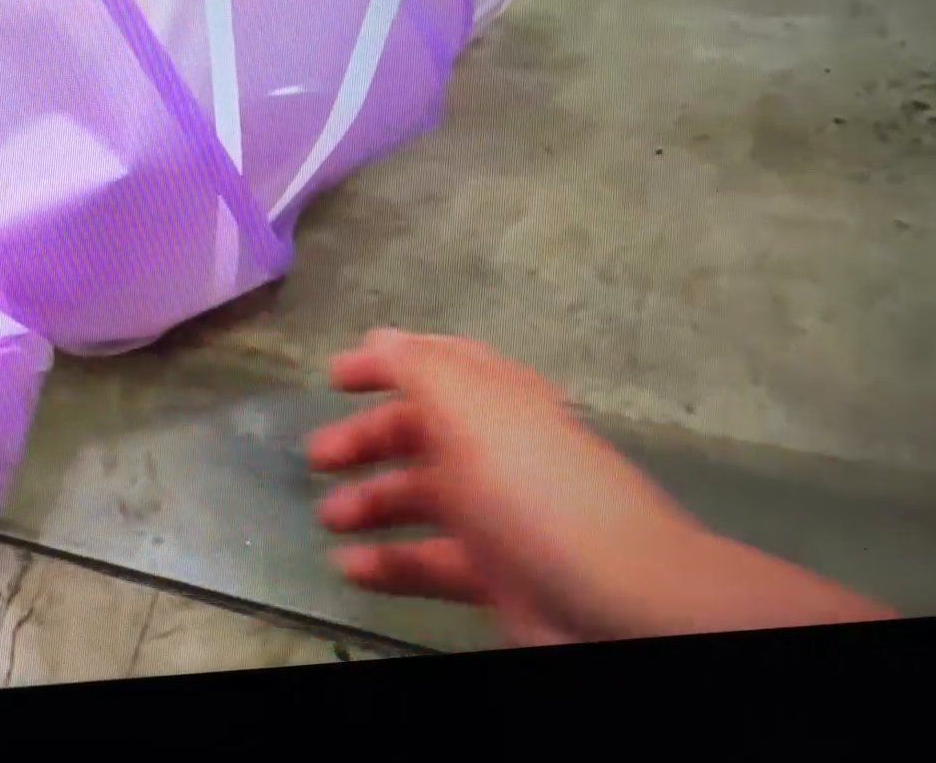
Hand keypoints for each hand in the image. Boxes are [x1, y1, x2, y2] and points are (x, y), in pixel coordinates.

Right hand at [308, 329, 894, 644]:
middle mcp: (492, 449)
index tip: (332, 376)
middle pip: (415, 433)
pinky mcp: (494, 570)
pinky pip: (427, 559)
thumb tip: (381, 336)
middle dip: (362, 440)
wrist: (618, 599)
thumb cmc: (530, 486)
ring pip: (415, 497)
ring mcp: (495, 513)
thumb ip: (420, 365)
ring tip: (327, 517)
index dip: (383, 364)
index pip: (434, 365)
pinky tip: (351, 566)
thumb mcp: (469, 407)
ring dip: (366, 502)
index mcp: (492, 401)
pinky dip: (387, 561)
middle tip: (316, 457)